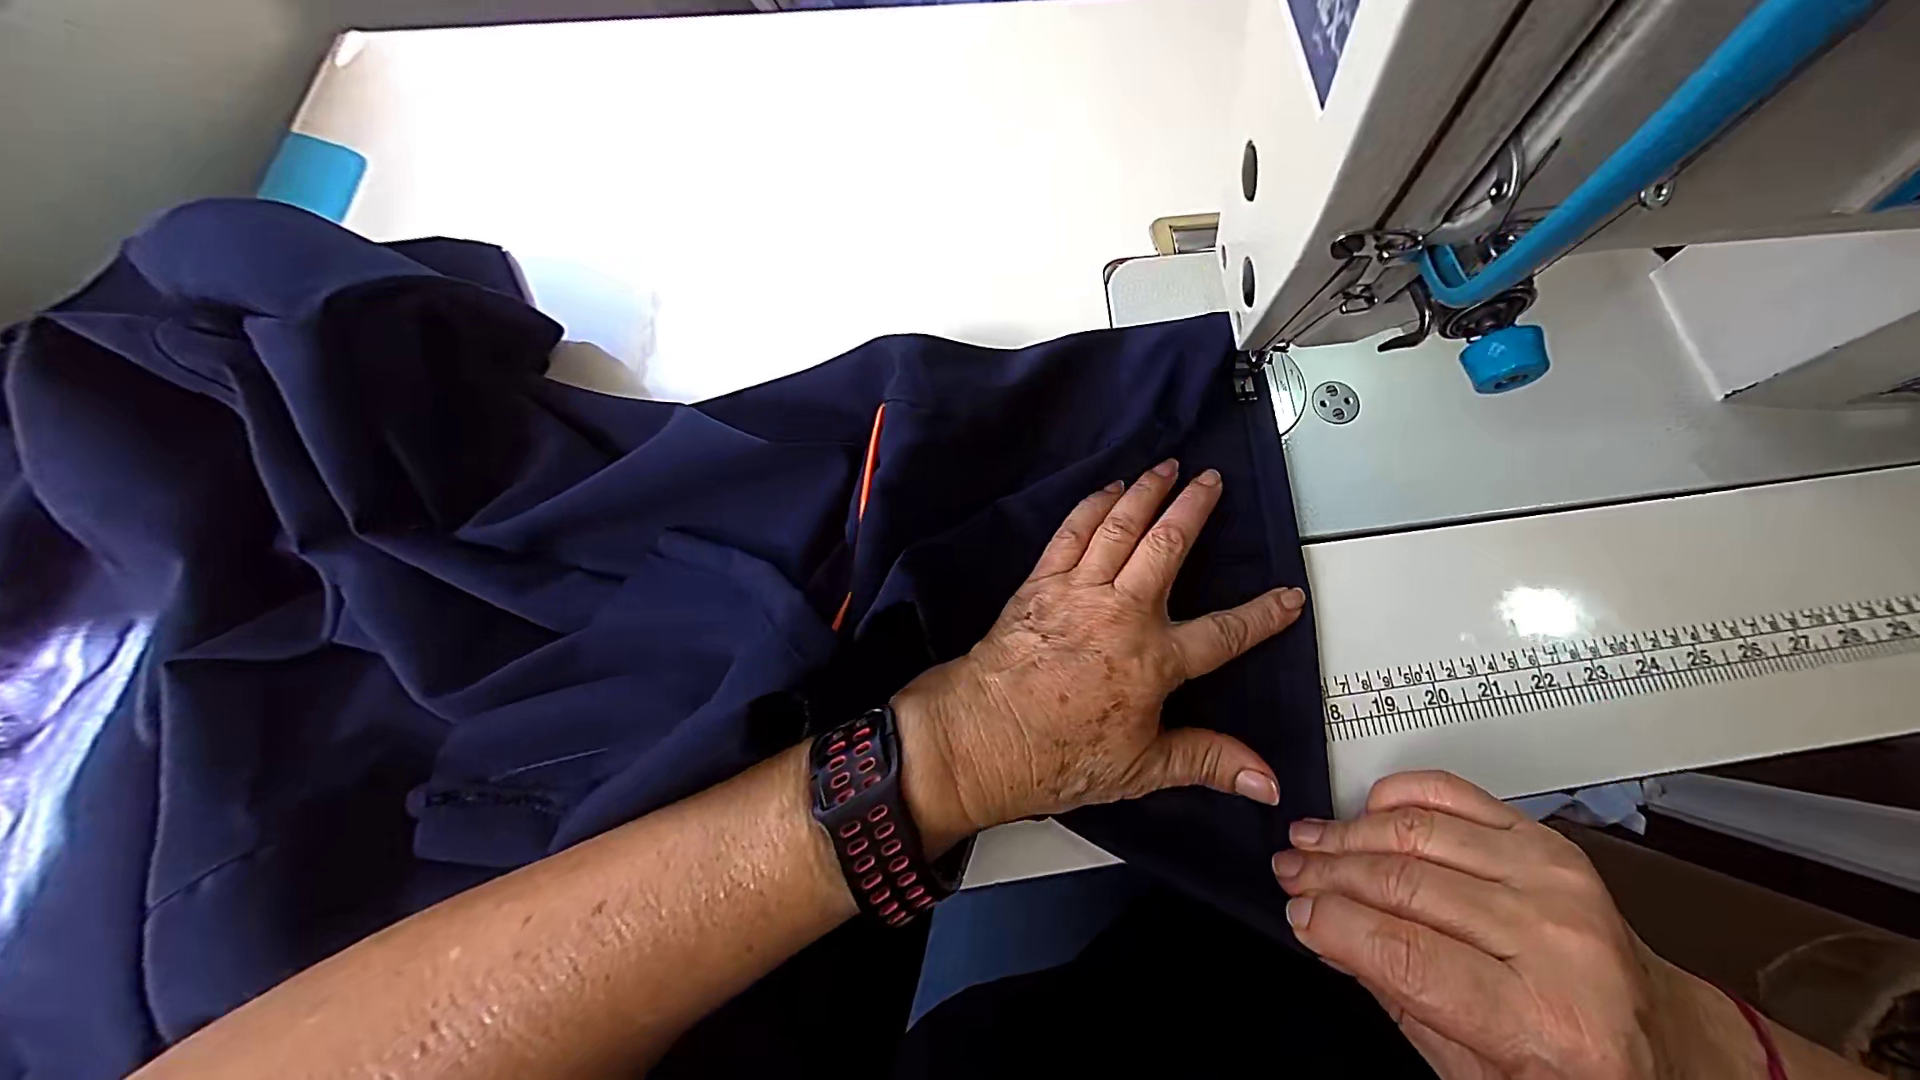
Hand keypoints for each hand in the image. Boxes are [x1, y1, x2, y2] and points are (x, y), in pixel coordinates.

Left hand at [895, 460, 1305, 851]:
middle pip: (1168, 546)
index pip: (1225, 632)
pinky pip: (1072, 532)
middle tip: (1211, 481)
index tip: (1286, 598)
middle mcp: (1120, 614)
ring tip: (1166, 468)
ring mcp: (1078, 592)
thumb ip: (1207, 761)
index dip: (1263, 615)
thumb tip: (1262, 780)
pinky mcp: (1041, 583)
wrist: (981, 736)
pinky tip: (1108, 490)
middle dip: (1195, 507)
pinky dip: (1092, 506)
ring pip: (1121, 527)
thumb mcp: (1140, 768)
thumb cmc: (1053, 754)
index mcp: (1152, 660)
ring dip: (1146, 492)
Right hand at [1271, 771, 1764, 1079]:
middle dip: (1325, 873)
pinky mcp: (1545, 841)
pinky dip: (1394, 795)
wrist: (1668, 1047)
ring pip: (1411, 832)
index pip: (1400, 951)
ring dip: (1346, 832)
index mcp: (1547, 1021)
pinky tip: (1365, 810)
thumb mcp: (1473, 1067)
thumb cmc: (1575, 1068)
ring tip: (1312, 839)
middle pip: (1399, 883)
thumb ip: (1390, 990)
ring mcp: (1552, 879)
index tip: (1296, 913)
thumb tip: (1322, 927)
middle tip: (1290, 871)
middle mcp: (1556, 942)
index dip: (1330, 924)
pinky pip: (1448, 793)